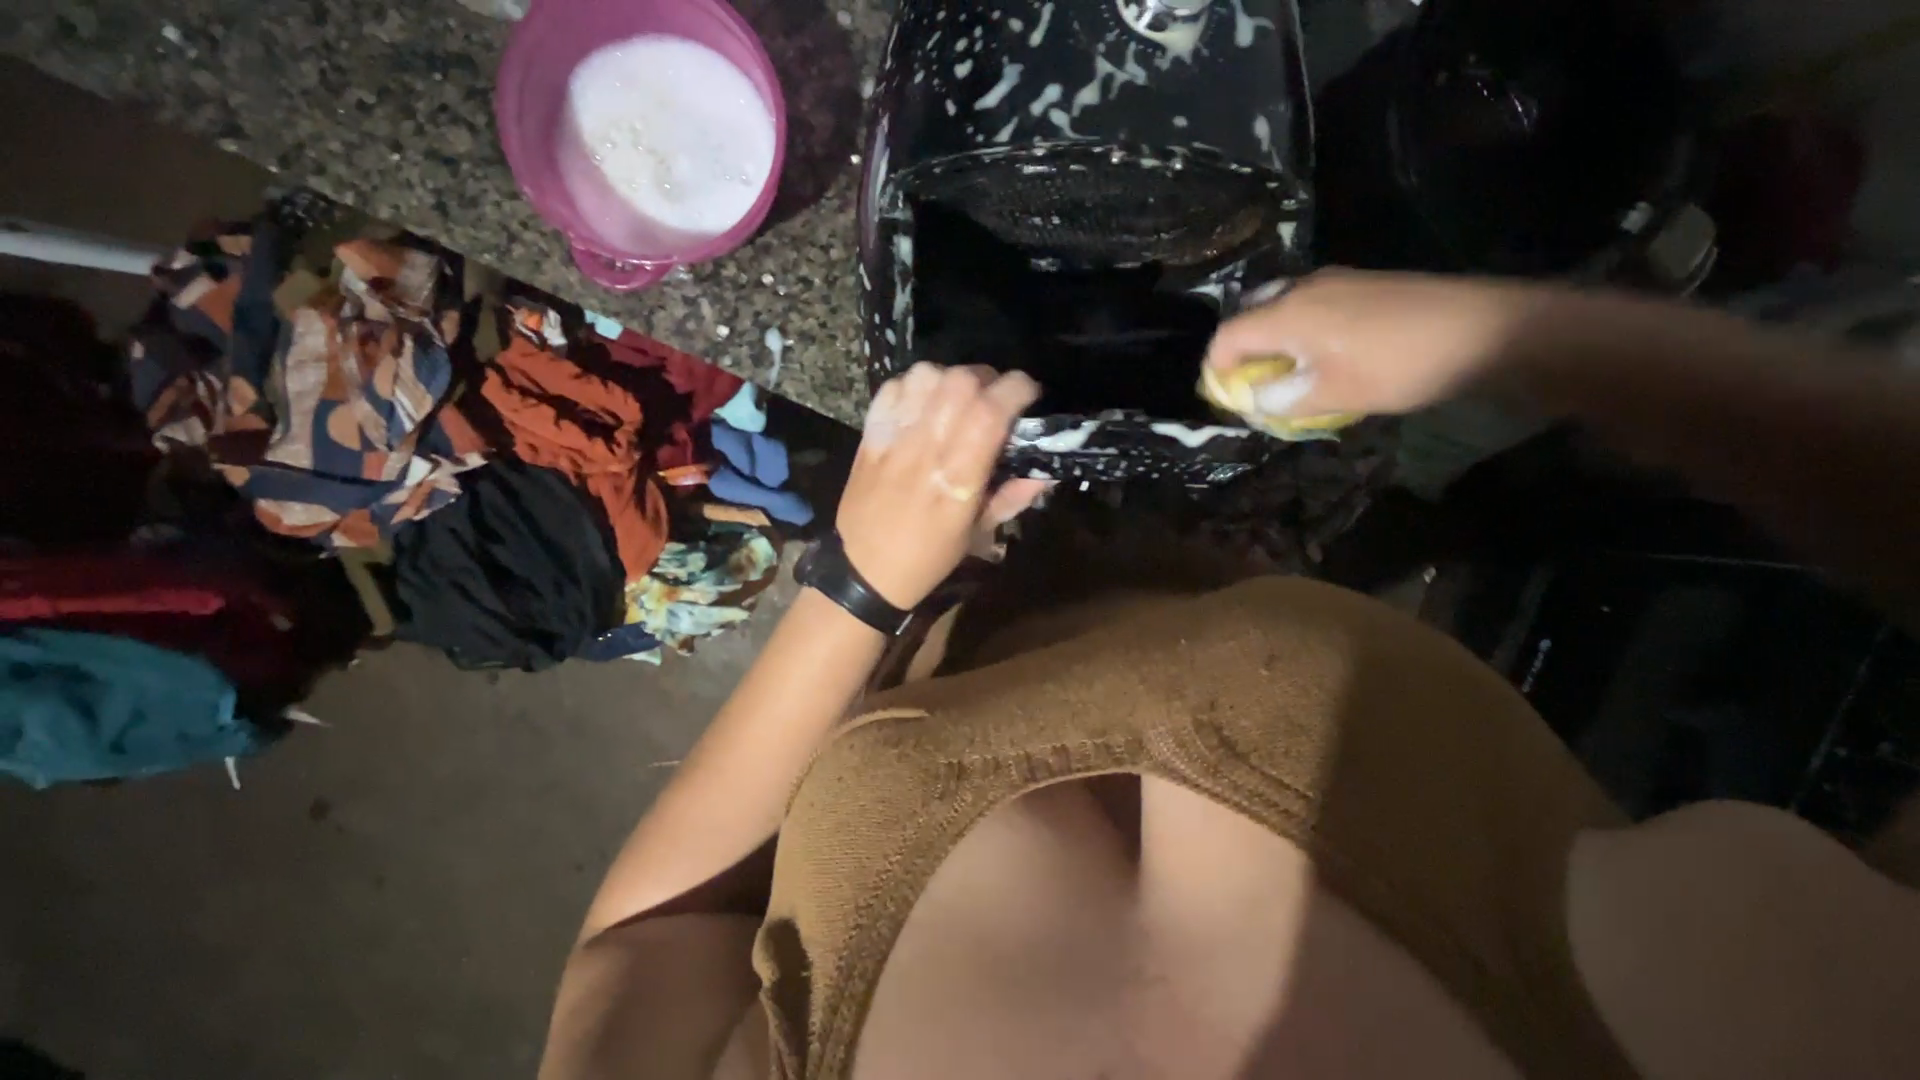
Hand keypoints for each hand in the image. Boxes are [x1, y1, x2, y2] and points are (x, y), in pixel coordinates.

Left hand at [838, 363, 1047, 608]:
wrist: (864, 570)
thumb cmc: (929, 557)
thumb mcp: (979, 532)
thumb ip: (1014, 496)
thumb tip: (1050, 470)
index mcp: (957, 478)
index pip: (989, 411)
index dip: (1016, 390)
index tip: (1029, 393)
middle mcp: (924, 448)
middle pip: (959, 381)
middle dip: (987, 379)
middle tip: (994, 397)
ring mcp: (893, 437)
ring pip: (926, 375)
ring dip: (951, 379)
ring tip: (959, 399)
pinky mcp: (870, 433)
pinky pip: (894, 387)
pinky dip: (916, 386)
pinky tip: (925, 405)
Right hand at [1203, 269, 1550, 418]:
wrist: (1485, 328)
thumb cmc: (1399, 365)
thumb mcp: (1333, 394)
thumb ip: (1283, 399)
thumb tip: (1254, 398)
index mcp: (1287, 313)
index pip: (1227, 337)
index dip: (1216, 369)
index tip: (1226, 398)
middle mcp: (1303, 288)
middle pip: (1251, 315)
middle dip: (1243, 352)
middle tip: (1256, 386)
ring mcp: (1336, 281)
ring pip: (1283, 308)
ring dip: (1275, 342)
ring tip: (1292, 375)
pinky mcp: (1364, 284)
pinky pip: (1312, 306)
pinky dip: (1302, 332)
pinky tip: (1328, 356)